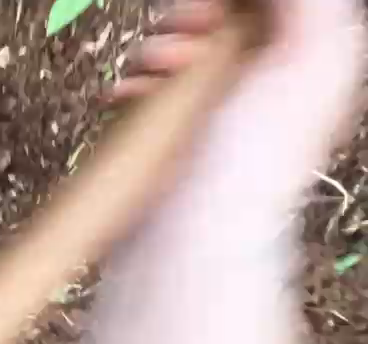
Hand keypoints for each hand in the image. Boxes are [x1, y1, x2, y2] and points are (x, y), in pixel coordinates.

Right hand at [111, 0, 361, 206]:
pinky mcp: (160, 139)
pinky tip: (121, 95)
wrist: (187, 235)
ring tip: (144, 71)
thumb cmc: (249, 160)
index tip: (209, 6)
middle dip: (193, 20)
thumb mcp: (306, 59)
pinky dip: (130, 87)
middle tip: (178, 33)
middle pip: (224, 22)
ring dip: (155, 52)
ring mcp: (207, 113)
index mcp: (308, 57)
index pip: (274, 4)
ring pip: (177, 55)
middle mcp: (260, 80)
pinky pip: (143, 97)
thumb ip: (304, 6)